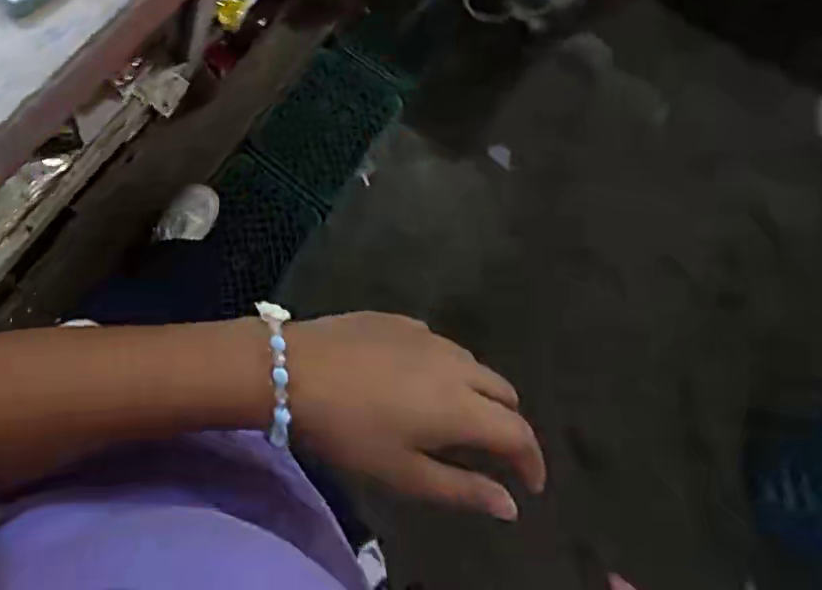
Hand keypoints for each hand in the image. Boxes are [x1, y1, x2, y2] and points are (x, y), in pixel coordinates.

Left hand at [287, 312, 545, 520]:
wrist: (289, 368)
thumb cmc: (346, 429)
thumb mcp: (403, 472)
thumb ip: (463, 489)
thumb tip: (510, 504)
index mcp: (462, 405)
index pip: (520, 433)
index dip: (531, 462)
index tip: (526, 485)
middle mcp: (451, 362)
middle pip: (501, 390)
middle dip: (506, 421)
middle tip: (491, 449)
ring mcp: (420, 333)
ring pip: (469, 361)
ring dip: (474, 388)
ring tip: (453, 413)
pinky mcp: (390, 317)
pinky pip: (433, 340)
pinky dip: (441, 362)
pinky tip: (416, 376)